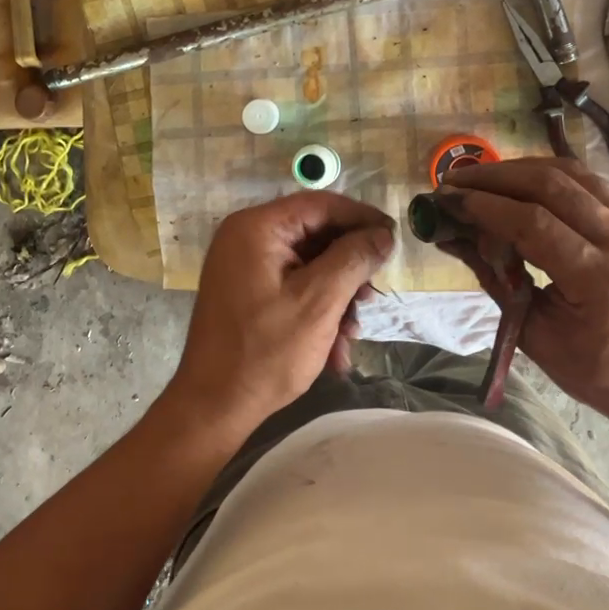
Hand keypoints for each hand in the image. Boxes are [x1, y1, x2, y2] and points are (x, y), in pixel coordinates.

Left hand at [163, 192, 394, 431]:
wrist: (214, 406)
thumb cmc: (265, 351)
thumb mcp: (318, 302)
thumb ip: (353, 259)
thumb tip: (383, 233)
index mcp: (256, 227)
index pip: (320, 204)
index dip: (361, 218)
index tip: (394, 239)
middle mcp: (245, 236)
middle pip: (314, 234)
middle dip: (348, 268)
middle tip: (372, 297)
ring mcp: (243, 264)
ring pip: (307, 264)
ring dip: (336, 296)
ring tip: (351, 334)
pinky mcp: (245, 290)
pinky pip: (291, 285)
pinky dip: (316, 310)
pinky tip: (333, 348)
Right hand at [439, 157, 608, 440]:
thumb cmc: (605, 377)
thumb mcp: (538, 337)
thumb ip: (496, 281)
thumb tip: (452, 239)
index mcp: (601, 281)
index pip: (532, 222)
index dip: (483, 205)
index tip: (445, 199)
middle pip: (552, 184)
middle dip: (495, 177)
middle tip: (454, 181)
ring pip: (574, 175)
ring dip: (522, 169)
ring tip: (482, 178)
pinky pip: (592, 187)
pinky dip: (551, 180)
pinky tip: (523, 188)